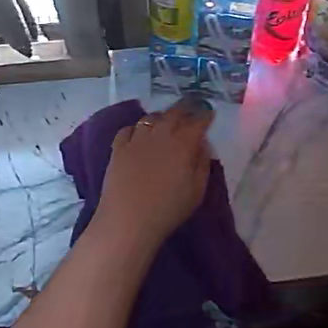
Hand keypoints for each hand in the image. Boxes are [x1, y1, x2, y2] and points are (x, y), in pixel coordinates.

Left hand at [95, 97, 213, 250]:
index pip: (197, 122)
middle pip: (173, 114)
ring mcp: (136, 140)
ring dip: (161, 116)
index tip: (209, 113)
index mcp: (182, 144)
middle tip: (191, 107)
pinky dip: (136, 128)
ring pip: (150, 118)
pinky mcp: (118, 148)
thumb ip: (202, 164)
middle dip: (185, 108)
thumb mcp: (196, 191)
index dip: (204, 116)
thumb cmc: (168, 209)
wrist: (128, 220)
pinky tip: (138, 133)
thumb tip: (202, 145)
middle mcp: (160, 135)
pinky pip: (127, 129)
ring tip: (165, 119)